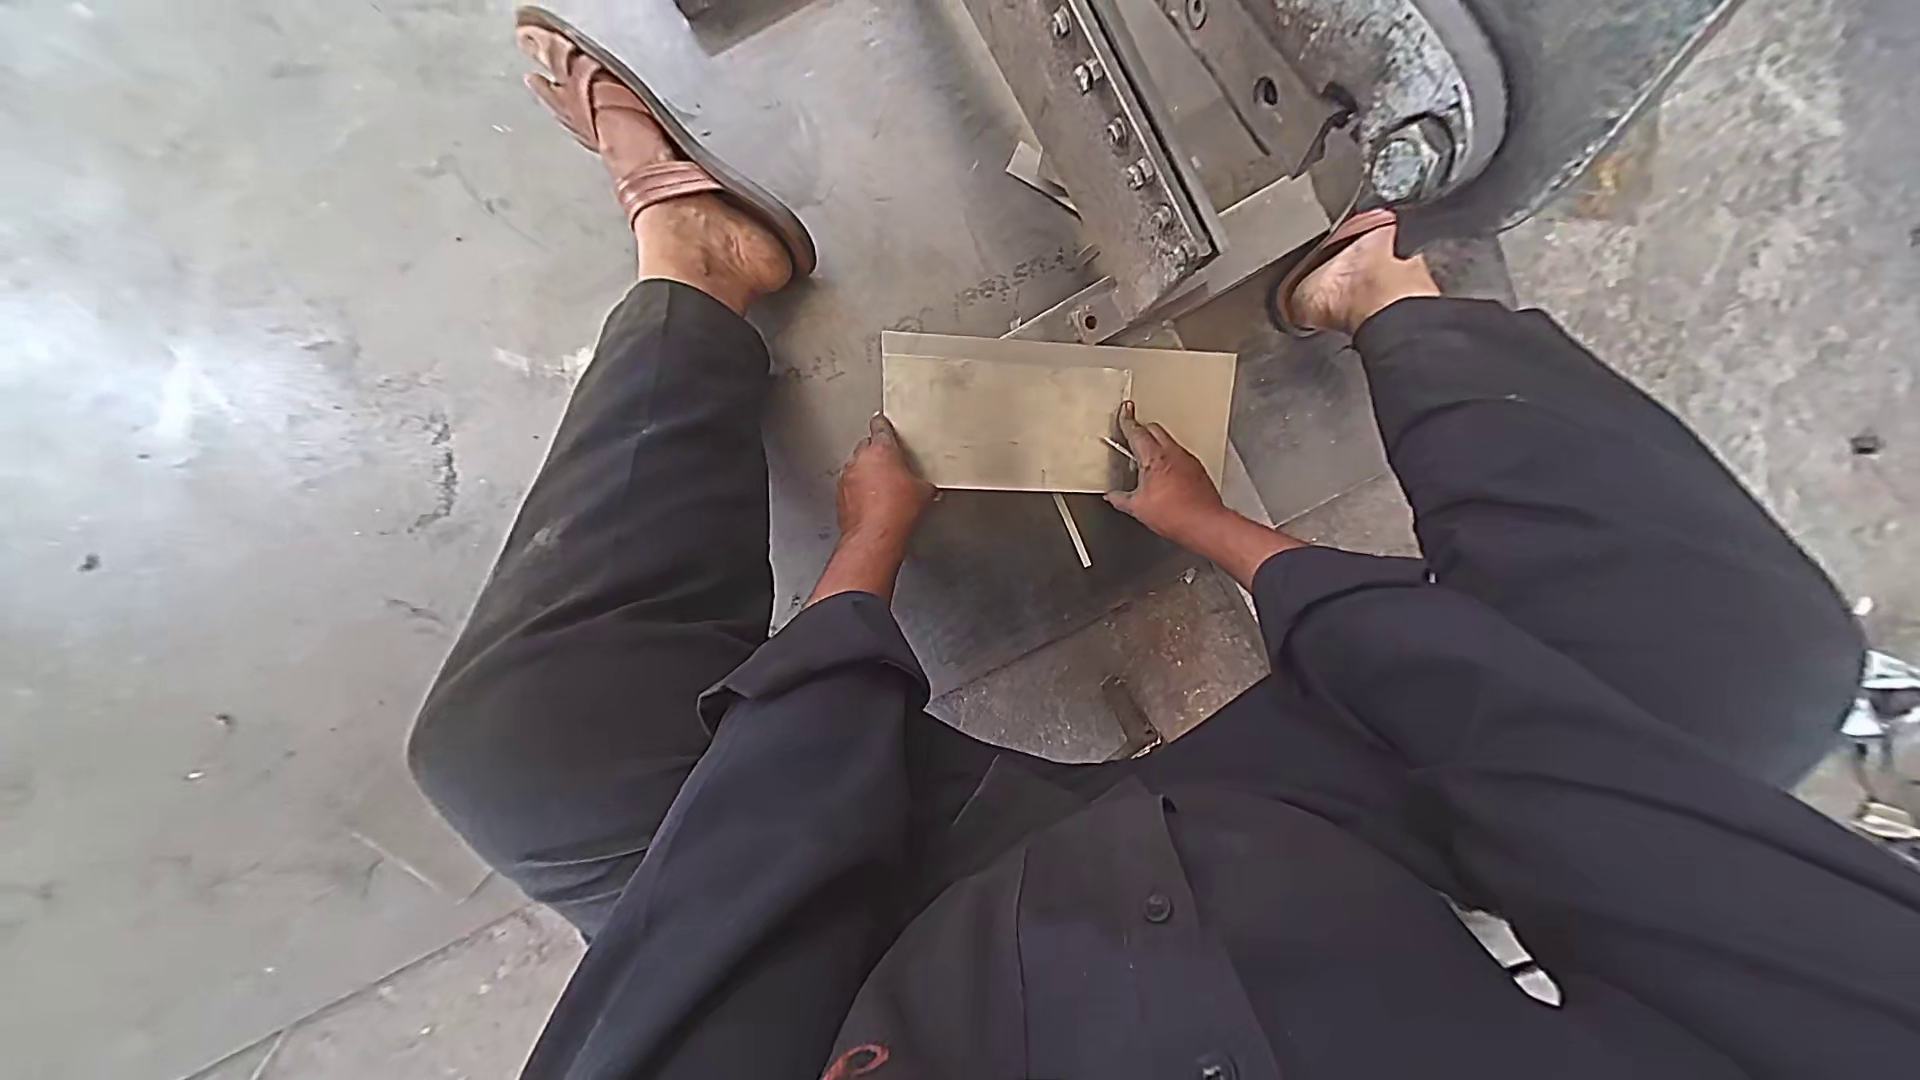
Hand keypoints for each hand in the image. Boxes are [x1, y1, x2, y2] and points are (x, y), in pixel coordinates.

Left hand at [808, 414, 936, 605]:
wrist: (875, 536)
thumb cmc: (898, 510)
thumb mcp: (923, 493)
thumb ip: (925, 484)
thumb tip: (929, 489)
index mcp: (882, 450)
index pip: (880, 428)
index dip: (882, 424)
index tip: (881, 421)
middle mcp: (860, 460)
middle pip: (866, 446)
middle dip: (876, 452)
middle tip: (889, 462)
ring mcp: (847, 478)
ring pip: (856, 467)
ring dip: (866, 472)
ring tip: (881, 487)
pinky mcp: (840, 496)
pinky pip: (849, 487)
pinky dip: (858, 491)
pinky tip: (871, 503)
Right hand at [1104, 401, 1230, 546]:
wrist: (1204, 524)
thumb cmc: (1175, 515)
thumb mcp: (1137, 508)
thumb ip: (1120, 498)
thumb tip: (1112, 496)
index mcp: (1155, 458)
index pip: (1138, 433)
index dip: (1127, 422)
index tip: (1125, 411)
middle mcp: (1173, 453)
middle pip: (1155, 430)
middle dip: (1142, 431)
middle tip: (1131, 438)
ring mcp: (1188, 460)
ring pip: (1168, 442)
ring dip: (1156, 446)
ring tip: (1146, 463)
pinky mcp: (1197, 470)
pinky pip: (1179, 456)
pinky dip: (1169, 459)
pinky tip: (1164, 476)